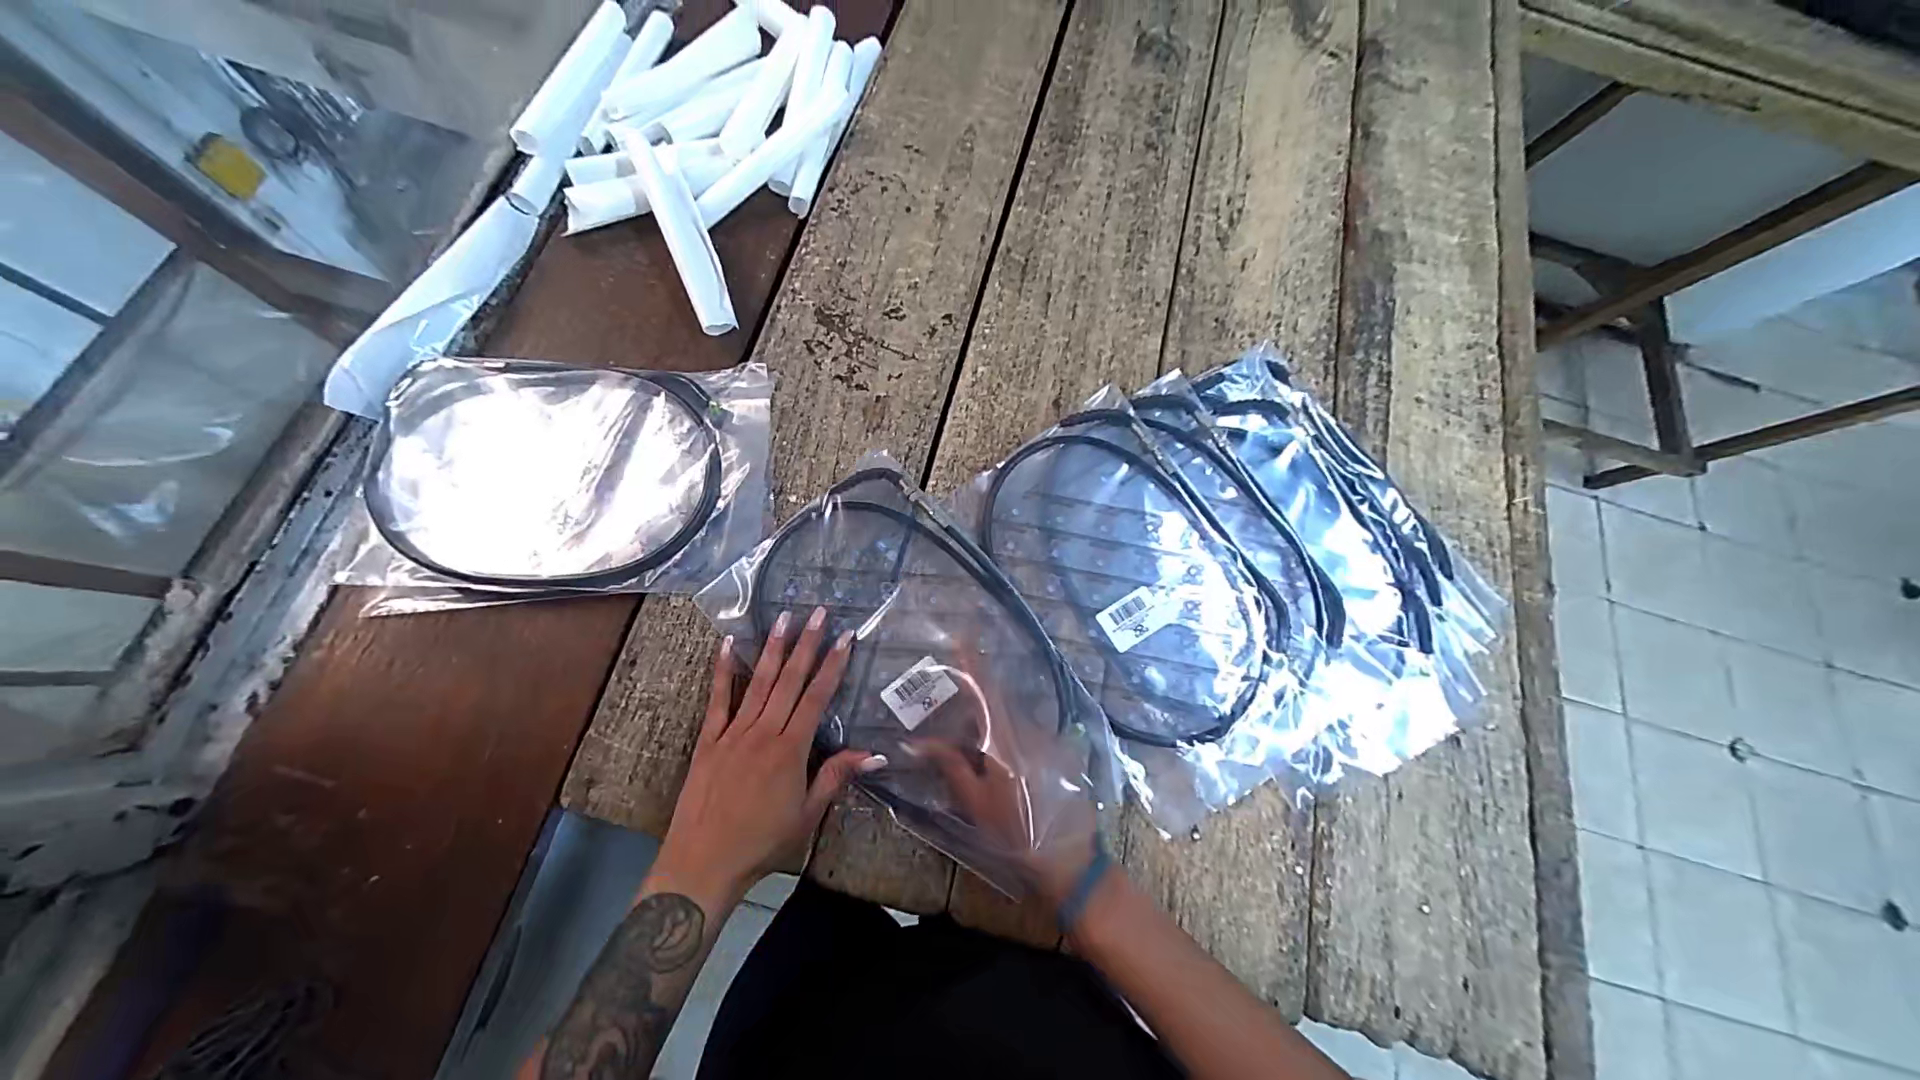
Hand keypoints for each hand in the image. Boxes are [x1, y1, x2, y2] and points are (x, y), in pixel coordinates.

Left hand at [652, 607, 882, 906]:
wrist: (703, 862)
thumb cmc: (762, 842)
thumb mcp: (807, 815)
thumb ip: (836, 777)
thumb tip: (875, 755)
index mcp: (791, 750)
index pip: (817, 697)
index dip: (833, 664)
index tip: (845, 637)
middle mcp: (764, 733)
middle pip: (790, 680)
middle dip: (807, 644)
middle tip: (817, 613)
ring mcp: (733, 733)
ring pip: (759, 682)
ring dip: (773, 648)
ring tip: (784, 618)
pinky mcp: (709, 740)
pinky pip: (718, 699)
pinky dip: (724, 671)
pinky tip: (729, 645)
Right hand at [909, 648, 1100, 906]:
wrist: (1070, 861)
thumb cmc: (1017, 833)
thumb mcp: (975, 802)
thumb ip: (949, 766)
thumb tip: (918, 742)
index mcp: (1006, 739)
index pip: (987, 690)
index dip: (973, 662)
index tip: (963, 636)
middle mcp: (1031, 731)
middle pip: (998, 705)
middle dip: (975, 706)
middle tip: (952, 719)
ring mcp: (1050, 741)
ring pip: (1013, 721)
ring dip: (992, 726)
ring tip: (972, 749)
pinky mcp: (1061, 753)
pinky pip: (1028, 735)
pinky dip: (1009, 740)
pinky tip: (1000, 765)